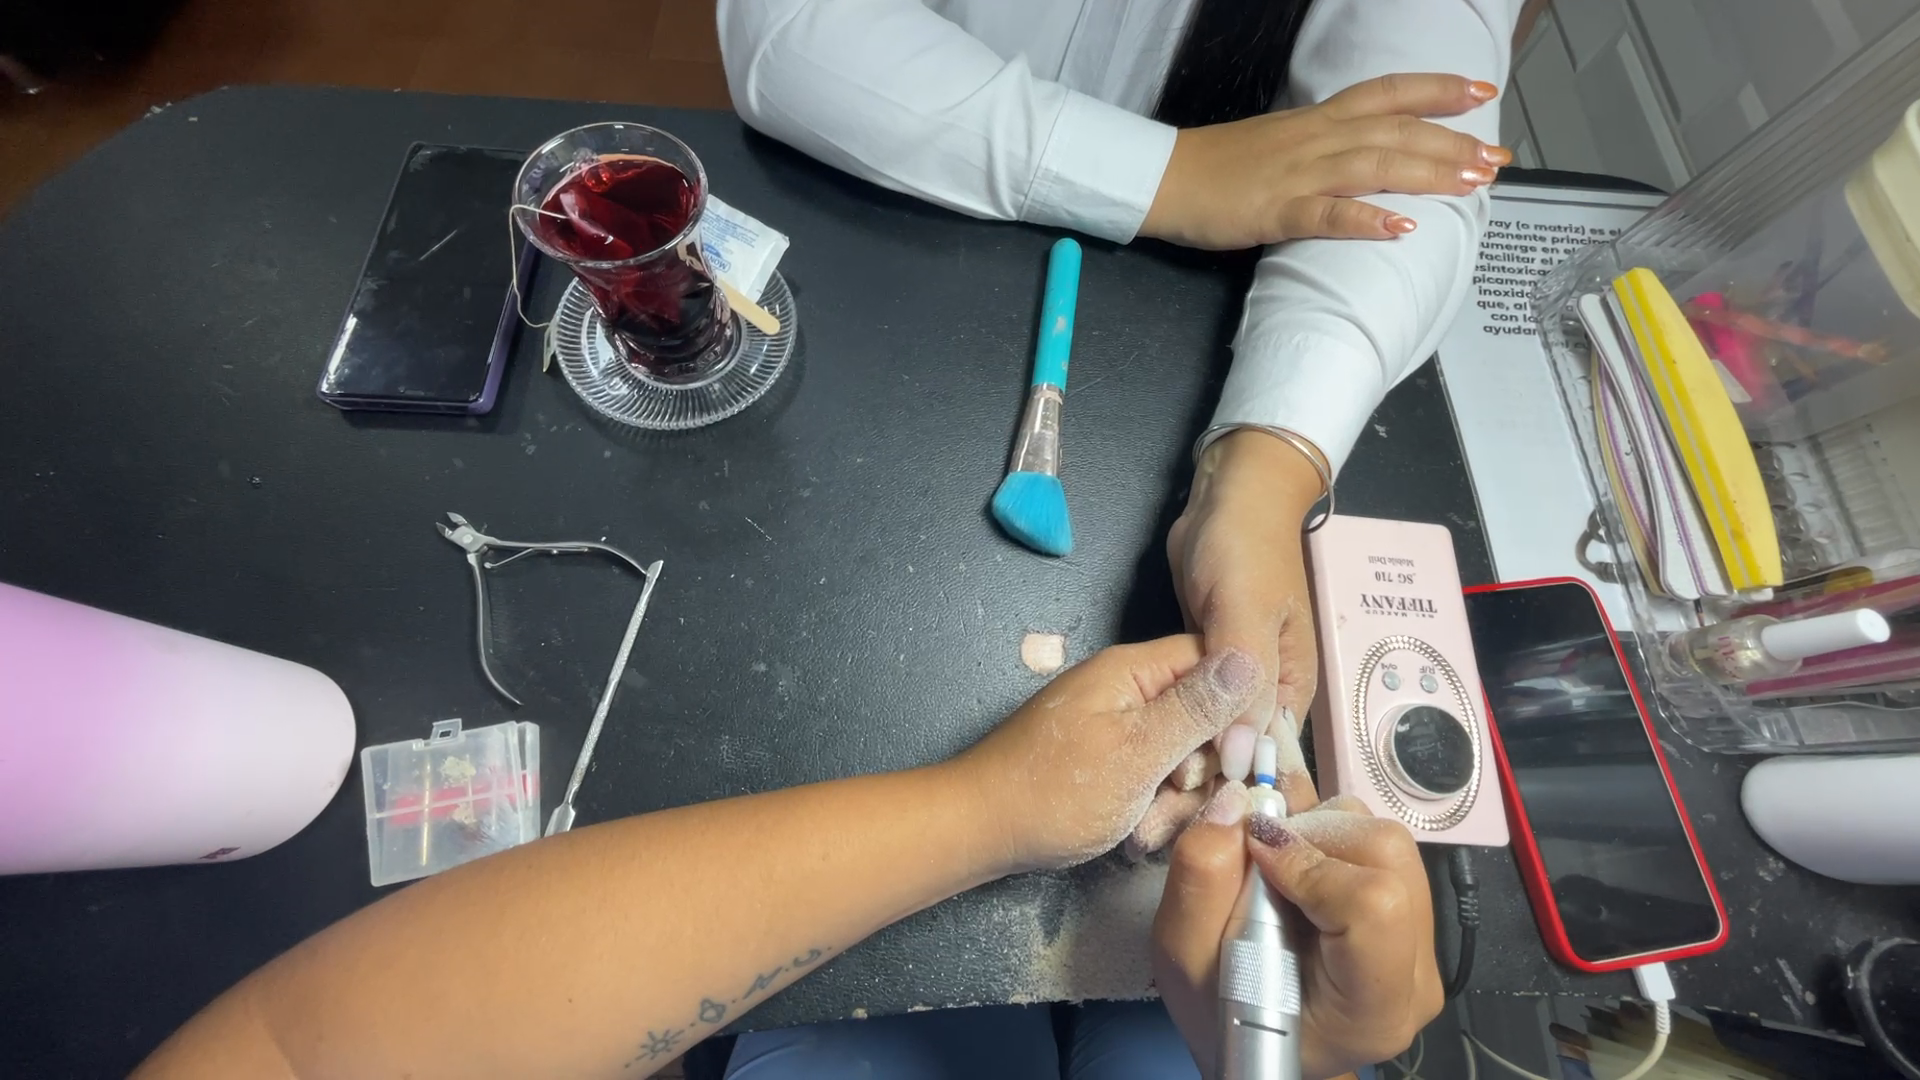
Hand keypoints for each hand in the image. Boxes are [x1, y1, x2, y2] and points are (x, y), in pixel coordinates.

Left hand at [947, 637, 1258, 871]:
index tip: (1238, 758)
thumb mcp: (1136, 750)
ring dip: (1176, 797)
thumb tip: (1249, 657)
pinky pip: (1156, 777)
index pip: (1215, 662)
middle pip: (1205, 716)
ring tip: (1144, 822)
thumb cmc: (1057, 789)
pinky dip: (1153, 807)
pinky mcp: (1113, 762)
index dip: (1239, 708)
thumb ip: (1195, 707)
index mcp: (1134, 671)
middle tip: (1176, 795)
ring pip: (1184, 756)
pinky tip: (1134, 831)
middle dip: (1201, 766)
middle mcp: (1130, 692)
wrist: (985, 829)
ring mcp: (1120, 729)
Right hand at [1142, 73, 1505, 249]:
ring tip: (1472, 185)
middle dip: (1452, 142)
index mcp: (1313, 121)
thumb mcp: (1273, 144)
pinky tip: (1400, 227)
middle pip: (1396, 131)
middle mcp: (1314, 140)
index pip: (1387, 94)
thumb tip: (1344, 159)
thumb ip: (1313, 148)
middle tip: (1496, 160)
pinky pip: (1327, 213)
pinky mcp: (1274, 210)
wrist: (1166, 180)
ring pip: (1374, 164)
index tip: (1480, 93)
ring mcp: (1296, 175)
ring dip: (1428, 172)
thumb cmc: (1214, 168)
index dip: (1437, 89)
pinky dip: (1366, 218)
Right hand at [1152, 787, 1441, 1078]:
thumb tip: (1236, 802)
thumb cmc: (1222, 1009)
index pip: (1373, 903)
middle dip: (1307, 834)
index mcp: (1370, 1004)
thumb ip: (1202, 877)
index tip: (1251, 855)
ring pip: (1381, 836)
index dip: (1304, 861)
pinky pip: (1374, 838)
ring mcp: (1421, 937)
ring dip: (1316, 829)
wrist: (1258, 1035)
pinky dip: (1324, 829)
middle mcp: (1416, 970)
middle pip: (1383, 853)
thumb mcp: (1183, 953)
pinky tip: (1293, 858)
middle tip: (1257, 858)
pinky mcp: (1410, 906)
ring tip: (1275, 864)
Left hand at [1169, 429, 1322, 780]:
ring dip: (1179, 761)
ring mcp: (1225, 673)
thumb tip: (1244, 755)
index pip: (1262, 752)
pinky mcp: (1198, 658)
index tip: (1189, 814)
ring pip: (1204, 732)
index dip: (1229, 784)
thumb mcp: (1243, 612)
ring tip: (1141, 809)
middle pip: (1231, 749)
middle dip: (1198, 781)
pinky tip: (1142, 763)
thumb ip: (1244, 679)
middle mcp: (1259, 687)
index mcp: (1284, 684)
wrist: (1226, 499)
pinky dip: (1169, 731)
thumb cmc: (1241, 551)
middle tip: (1153, 822)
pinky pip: (1186, 707)